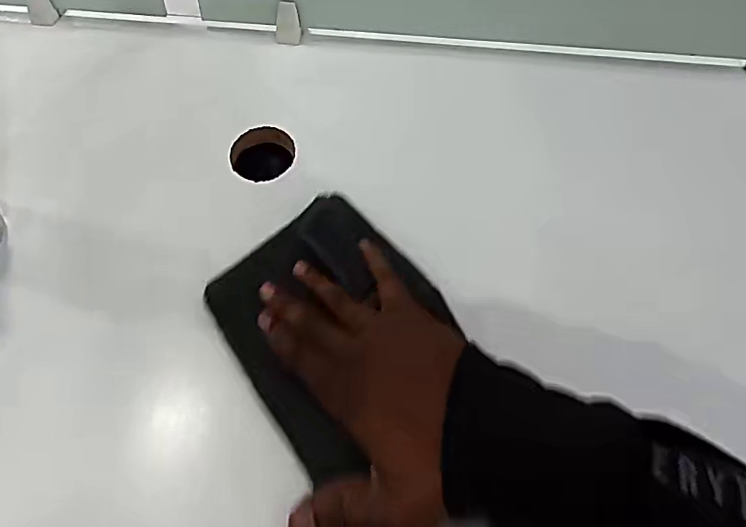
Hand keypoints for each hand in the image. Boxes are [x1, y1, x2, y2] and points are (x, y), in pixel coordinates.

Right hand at [260, 241, 465, 526]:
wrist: (481, 430)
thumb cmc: (434, 465)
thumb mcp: (387, 502)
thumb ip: (341, 508)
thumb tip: (293, 521)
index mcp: (348, 396)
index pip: (306, 365)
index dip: (283, 344)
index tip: (264, 324)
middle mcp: (359, 356)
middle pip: (316, 328)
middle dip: (289, 309)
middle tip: (266, 289)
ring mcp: (385, 330)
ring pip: (343, 302)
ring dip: (320, 285)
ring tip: (298, 266)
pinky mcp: (412, 316)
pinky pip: (389, 283)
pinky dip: (377, 262)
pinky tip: (365, 245)